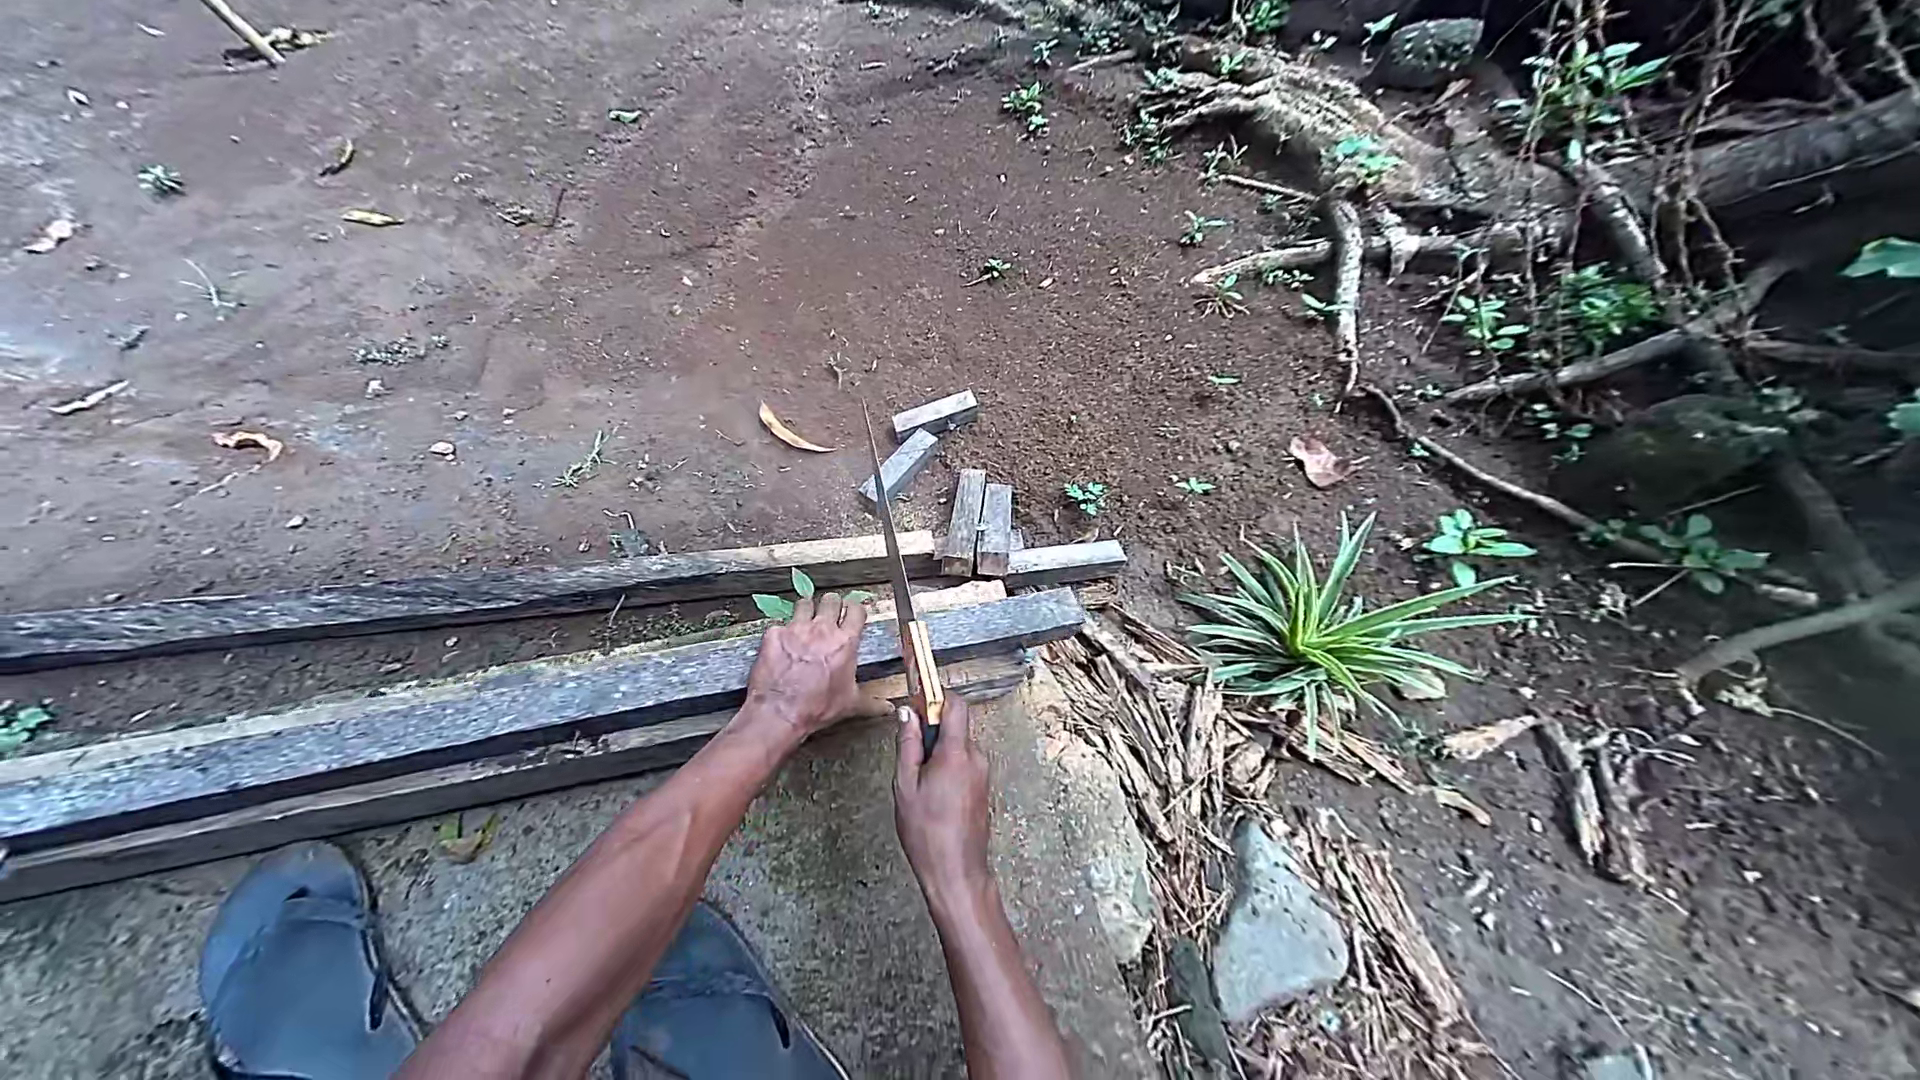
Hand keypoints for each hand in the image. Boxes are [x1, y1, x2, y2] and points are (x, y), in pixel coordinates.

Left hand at [743, 593, 886, 740]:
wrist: (781, 712)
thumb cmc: (818, 707)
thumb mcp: (850, 704)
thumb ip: (872, 703)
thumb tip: (888, 709)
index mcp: (845, 642)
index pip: (856, 610)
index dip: (855, 610)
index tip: (853, 614)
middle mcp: (822, 630)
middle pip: (831, 599)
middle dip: (831, 605)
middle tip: (829, 614)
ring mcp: (796, 629)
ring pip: (804, 603)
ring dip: (807, 610)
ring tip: (806, 621)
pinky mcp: (774, 635)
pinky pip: (779, 625)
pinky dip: (781, 632)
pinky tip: (781, 643)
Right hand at [894, 697, 993, 913]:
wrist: (956, 872)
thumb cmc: (928, 834)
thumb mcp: (905, 785)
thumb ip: (908, 744)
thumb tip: (907, 713)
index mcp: (956, 753)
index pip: (955, 704)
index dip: (936, 695)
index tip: (916, 701)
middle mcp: (976, 758)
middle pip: (955, 724)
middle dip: (932, 730)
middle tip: (910, 752)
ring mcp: (982, 772)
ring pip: (958, 745)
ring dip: (938, 751)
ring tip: (919, 781)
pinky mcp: (982, 785)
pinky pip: (964, 761)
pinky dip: (947, 765)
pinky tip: (932, 792)